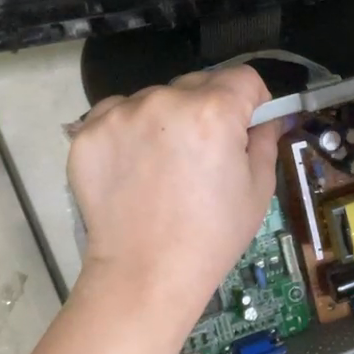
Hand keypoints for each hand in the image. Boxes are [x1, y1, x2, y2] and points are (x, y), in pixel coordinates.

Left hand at [67, 66, 279, 333]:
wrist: (144, 276)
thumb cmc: (211, 238)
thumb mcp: (257, 190)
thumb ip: (263, 140)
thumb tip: (266, 118)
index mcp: (213, 111)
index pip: (243, 78)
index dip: (253, 101)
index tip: (247, 127)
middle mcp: (165, 100)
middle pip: (198, 84)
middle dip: (208, 109)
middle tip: (204, 155)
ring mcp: (121, 114)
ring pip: (156, 99)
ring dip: (165, 120)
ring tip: (164, 167)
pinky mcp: (88, 132)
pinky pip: (117, 116)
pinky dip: (128, 133)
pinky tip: (134, 169)